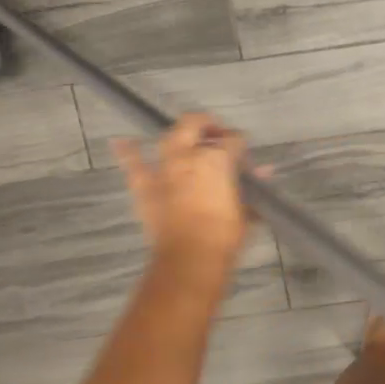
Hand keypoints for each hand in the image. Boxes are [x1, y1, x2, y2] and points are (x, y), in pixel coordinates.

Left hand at [111, 114, 249, 276]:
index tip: (245, 160)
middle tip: (218, 135)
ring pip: (169, 138)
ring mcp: (164, 169)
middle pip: (196, 125)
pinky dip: (128, 151)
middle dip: (209, 126)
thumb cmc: (225, 235)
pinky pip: (133, 164)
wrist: (190, 258)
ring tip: (187, 137)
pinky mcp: (144, 186)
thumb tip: (264, 171)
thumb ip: (252, 187)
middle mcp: (188, 155)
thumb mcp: (247, 210)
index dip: (241, 148)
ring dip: (179, 134)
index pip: (233, 141)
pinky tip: (120, 141)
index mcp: (217, 159)